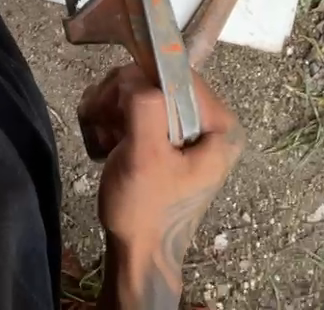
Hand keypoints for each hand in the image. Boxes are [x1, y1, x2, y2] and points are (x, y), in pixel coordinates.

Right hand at [79, 65, 244, 308]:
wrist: (136, 249)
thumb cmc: (146, 207)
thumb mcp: (145, 156)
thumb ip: (145, 106)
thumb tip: (134, 73)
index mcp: (219, 125)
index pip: (177, 73)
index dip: (141, 81)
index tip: (117, 106)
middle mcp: (204, 120)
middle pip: (151, 78)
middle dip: (118, 97)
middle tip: (106, 124)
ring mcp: (180, 127)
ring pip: (133, 88)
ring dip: (108, 108)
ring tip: (105, 138)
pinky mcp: (160, 134)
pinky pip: (127, 104)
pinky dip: (108, 118)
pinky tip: (106, 142)